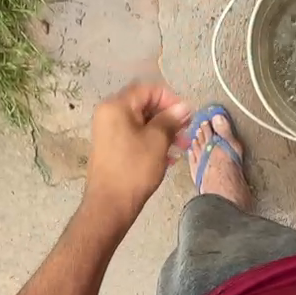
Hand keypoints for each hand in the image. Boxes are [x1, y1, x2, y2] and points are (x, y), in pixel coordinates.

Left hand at [82, 82, 190, 226]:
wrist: (110, 204)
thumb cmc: (135, 169)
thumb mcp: (158, 141)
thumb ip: (171, 119)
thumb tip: (184, 107)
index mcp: (117, 106)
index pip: (148, 90)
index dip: (171, 99)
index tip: (187, 116)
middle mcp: (109, 113)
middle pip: (144, 105)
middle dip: (169, 117)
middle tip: (186, 132)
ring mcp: (108, 131)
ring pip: (142, 122)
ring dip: (164, 131)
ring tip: (181, 147)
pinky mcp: (112, 147)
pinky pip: (135, 136)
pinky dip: (152, 141)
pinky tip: (168, 157)